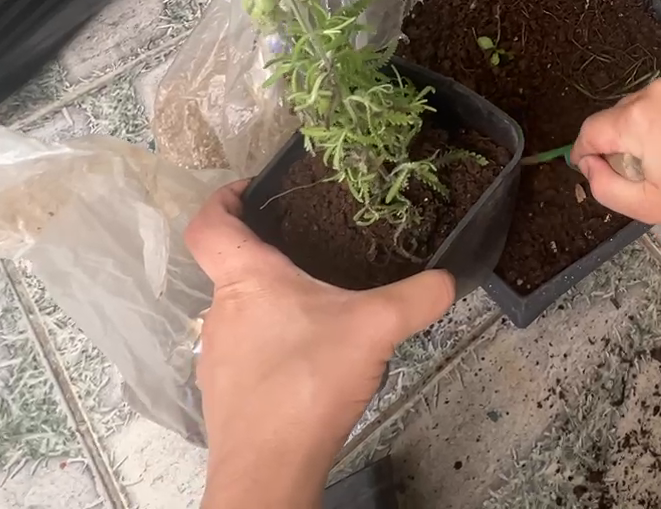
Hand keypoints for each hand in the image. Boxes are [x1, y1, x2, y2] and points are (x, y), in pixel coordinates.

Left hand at [185, 181, 453, 508]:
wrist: (269, 472)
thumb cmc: (309, 382)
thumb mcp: (378, 327)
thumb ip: (419, 296)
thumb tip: (450, 280)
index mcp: (248, 281)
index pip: (210, 226)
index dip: (224, 199)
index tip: (252, 189)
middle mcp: (221, 313)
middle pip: (230, 267)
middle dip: (269, 252)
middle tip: (314, 244)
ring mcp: (217, 357)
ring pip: (240, 309)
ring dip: (273, 299)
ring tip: (321, 303)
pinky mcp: (225, 394)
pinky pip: (245, 347)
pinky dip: (273, 338)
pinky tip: (311, 355)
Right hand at [570, 71, 660, 224]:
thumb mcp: (648, 205)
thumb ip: (604, 187)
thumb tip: (589, 164)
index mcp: (635, 120)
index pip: (590, 130)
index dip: (585, 152)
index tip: (594, 168)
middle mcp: (651, 92)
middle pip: (614, 118)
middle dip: (618, 144)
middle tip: (643, 173)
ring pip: (639, 107)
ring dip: (642, 129)